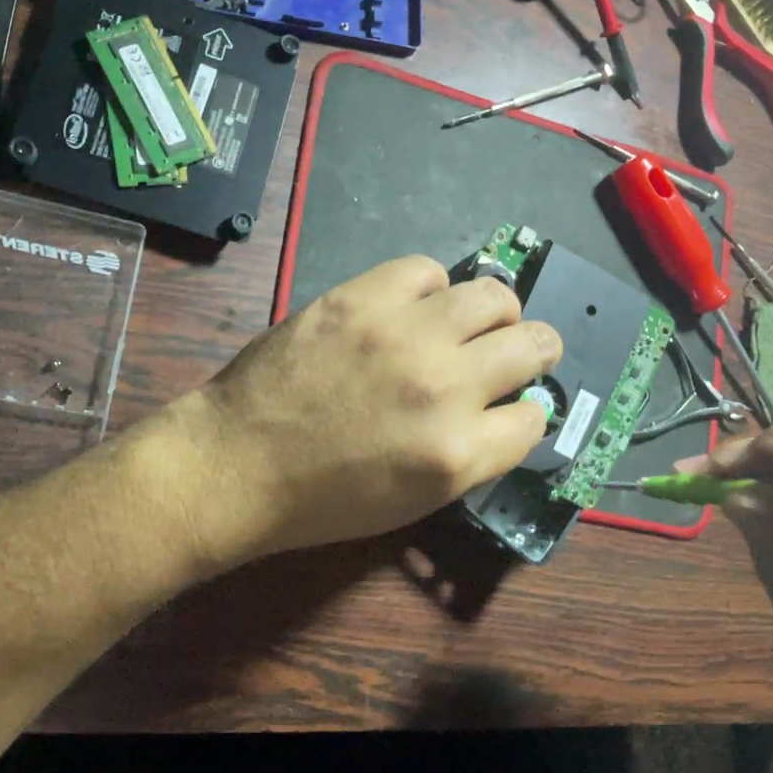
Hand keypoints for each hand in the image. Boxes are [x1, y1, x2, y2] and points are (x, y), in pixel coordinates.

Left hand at [172, 255, 561, 564]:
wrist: (237, 463)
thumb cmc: (321, 499)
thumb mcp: (412, 502)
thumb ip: (469, 455)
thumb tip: (503, 411)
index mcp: (457, 452)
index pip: (534, 419)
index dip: (523, 414)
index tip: (505, 409)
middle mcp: (444, 386)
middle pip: (533, 345)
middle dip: (533, 352)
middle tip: (511, 354)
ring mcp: (403, 334)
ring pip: (493, 296)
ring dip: (494, 312)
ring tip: (469, 323)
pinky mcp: (361, 298)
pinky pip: (426, 269)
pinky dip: (431, 288)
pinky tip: (413, 307)